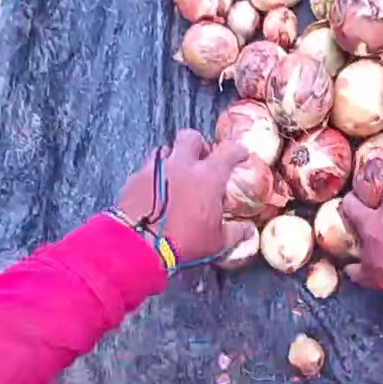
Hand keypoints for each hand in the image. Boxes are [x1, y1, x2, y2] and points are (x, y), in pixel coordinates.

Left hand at [115, 128, 247, 263]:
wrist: (139, 245)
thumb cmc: (183, 241)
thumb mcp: (216, 241)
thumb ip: (235, 232)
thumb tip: (247, 230)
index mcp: (207, 177)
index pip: (228, 152)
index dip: (236, 151)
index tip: (240, 153)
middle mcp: (182, 165)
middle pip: (191, 137)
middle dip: (199, 145)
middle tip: (202, 160)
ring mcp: (155, 168)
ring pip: (167, 150)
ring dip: (174, 158)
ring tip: (177, 175)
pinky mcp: (135, 178)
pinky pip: (148, 168)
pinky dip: (155, 175)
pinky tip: (157, 191)